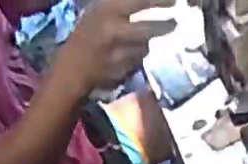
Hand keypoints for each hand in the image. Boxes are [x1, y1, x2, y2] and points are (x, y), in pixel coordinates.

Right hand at [51, 0, 174, 95]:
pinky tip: (127, 58)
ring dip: (145, 45)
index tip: (174, 1)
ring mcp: (118, 54)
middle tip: (174, 23)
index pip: (142, 1)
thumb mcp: (99, 10)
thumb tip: (145, 1)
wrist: (72, 70)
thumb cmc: (85, 35)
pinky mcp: (121, 72)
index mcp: (109, 10)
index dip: (160, 0)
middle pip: (149, 29)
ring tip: (139, 42)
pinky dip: (136, 59)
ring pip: (144, 47)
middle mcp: (115, 31)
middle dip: (165, 26)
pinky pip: (136, 63)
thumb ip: (120, 5)